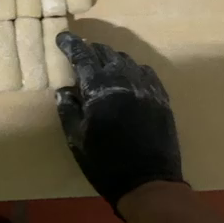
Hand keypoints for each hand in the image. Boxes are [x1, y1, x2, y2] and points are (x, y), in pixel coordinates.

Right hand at [55, 31, 184, 214]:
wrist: (148, 185)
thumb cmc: (106, 164)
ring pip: (125, 60)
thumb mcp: (77, 140)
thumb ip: (68, 110)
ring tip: (104, 66)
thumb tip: (64, 89)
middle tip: (81, 55)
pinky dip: (132, 69)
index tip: (62, 37)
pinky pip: (146, 72)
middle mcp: (123, 80)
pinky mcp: (161, 97)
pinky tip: (128, 77)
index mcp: (99, 89)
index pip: (82, 56)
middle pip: (104, 53)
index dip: (70, 44)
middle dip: (90, 50)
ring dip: (111, 59)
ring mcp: (145, 87)